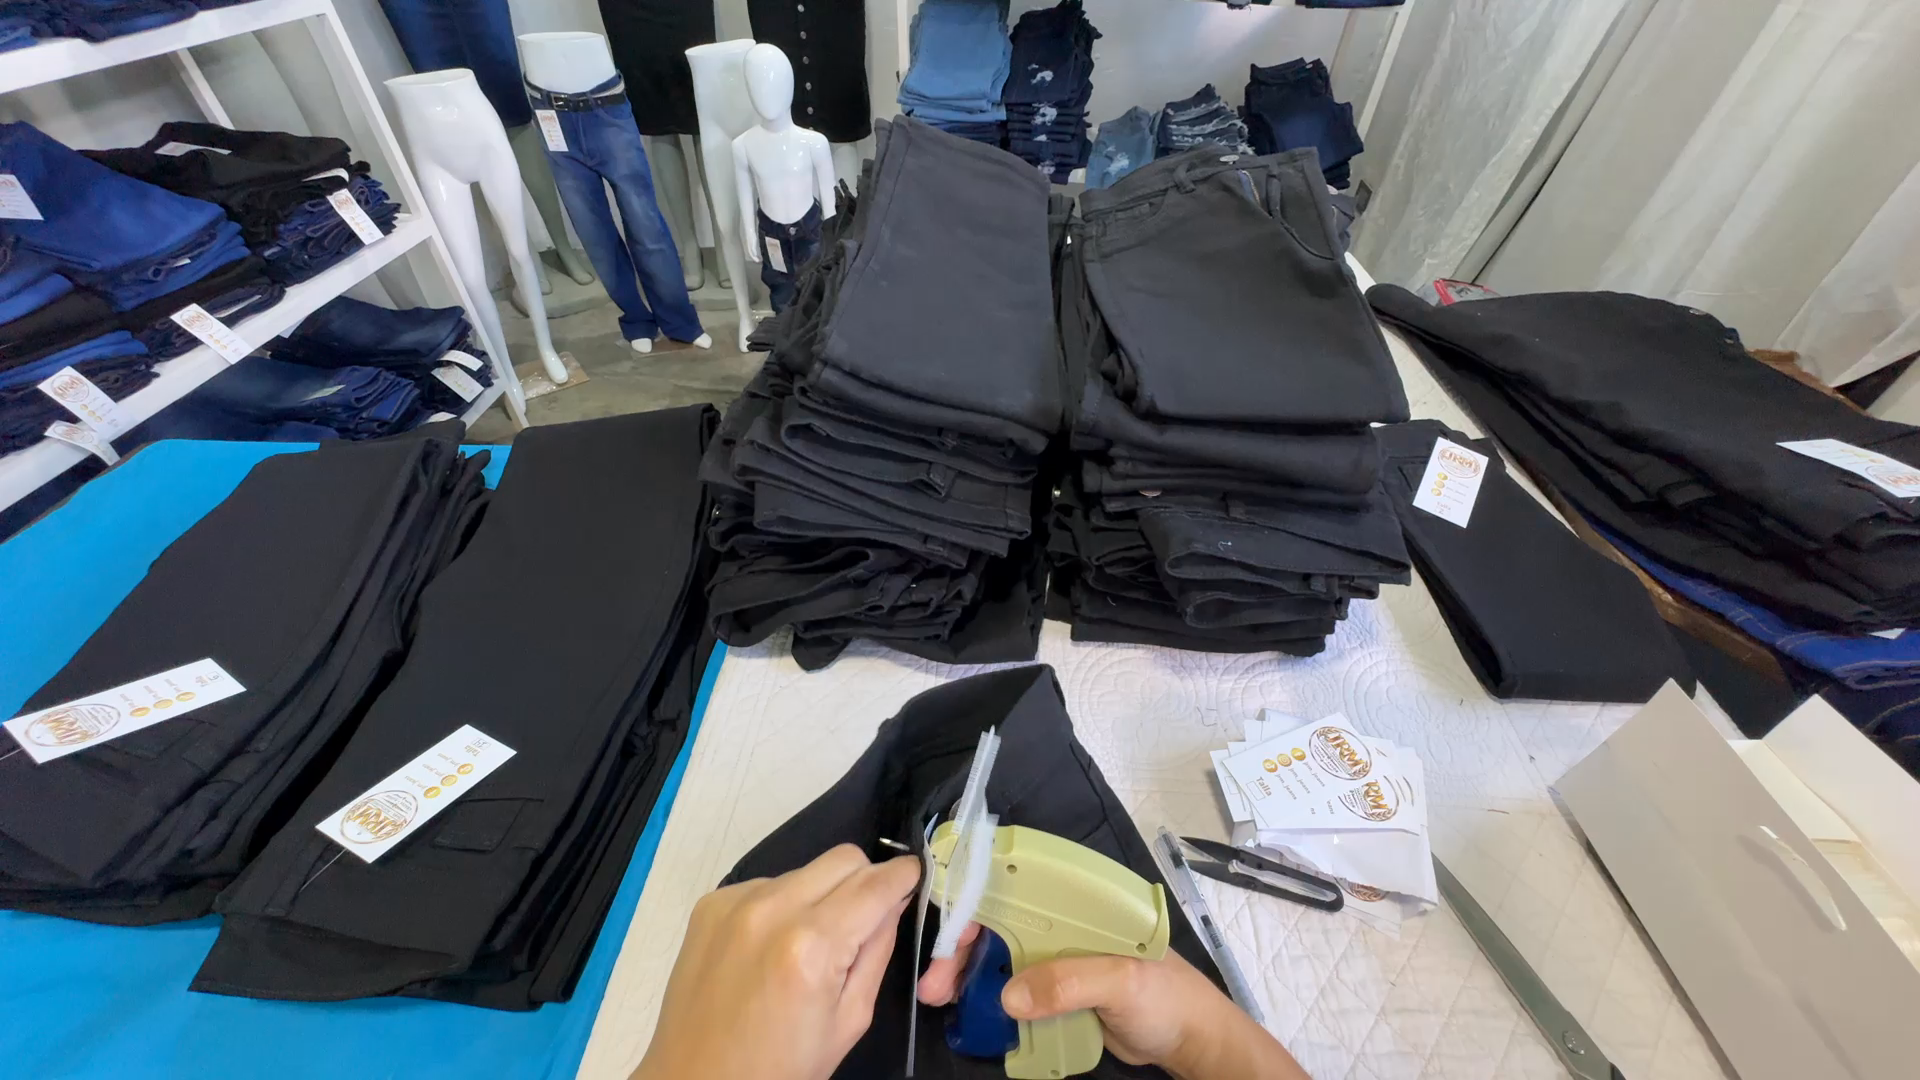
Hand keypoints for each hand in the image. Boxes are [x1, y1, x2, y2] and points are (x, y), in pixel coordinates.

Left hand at [634, 846, 920, 1079]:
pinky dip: (784, 903)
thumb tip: (895, 899)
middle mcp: (773, 908)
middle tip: (866, 913)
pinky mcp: (713, 902)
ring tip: (811, 938)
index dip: (903, 875)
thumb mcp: (849, 1020)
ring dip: (823, 892)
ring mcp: (737, 901)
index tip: (915, 873)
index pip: (875, 884)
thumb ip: (877, 949)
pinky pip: (770, 881)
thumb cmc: (780, 1068)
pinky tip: (773, 944)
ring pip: (807, 868)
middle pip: (844, 858)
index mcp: (812, 946)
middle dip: (866, 878)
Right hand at [917, 924, 1306, 1079]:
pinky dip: (985, 996)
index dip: (980, 891)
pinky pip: (1012, 988)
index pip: (1020, 882)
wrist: (1191, 1042)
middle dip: (963, 944)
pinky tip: (966, 1010)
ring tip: (939, 996)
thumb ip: (1069, 982)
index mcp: (1076, 902)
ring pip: (1000, 954)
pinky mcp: (1055, 991)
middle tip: (935, 983)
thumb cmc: (1166, 994)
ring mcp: (1056, 957)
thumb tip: (1008, 995)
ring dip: (966, 972)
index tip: (949, 918)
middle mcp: (1060, 922)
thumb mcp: (1122, 981)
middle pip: (1000, 921)